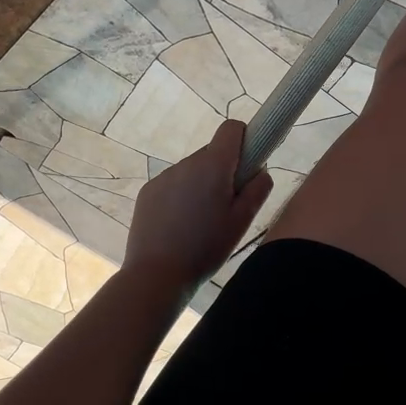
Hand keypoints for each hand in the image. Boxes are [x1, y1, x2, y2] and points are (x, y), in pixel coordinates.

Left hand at [122, 119, 272, 290]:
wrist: (155, 277)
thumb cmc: (206, 247)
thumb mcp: (244, 219)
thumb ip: (259, 187)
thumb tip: (259, 170)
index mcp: (213, 164)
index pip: (231, 128)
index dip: (243, 139)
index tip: (245, 165)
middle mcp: (187, 162)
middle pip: (213, 152)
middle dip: (222, 170)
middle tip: (224, 205)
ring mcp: (163, 177)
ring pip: (193, 169)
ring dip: (201, 184)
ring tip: (199, 221)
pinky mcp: (146, 193)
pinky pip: (173, 183)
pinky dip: (180, 195)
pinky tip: (178, 225)